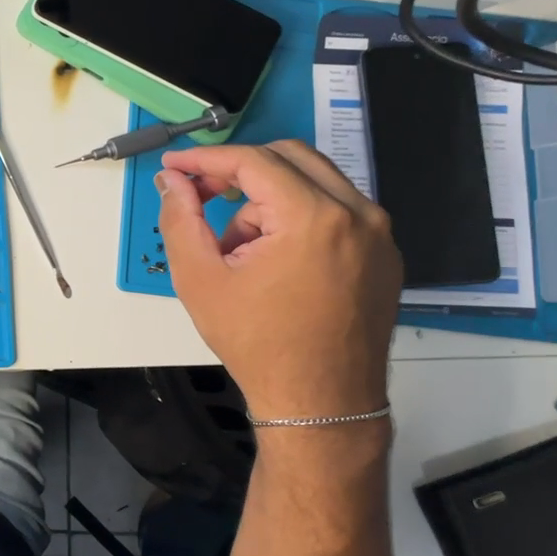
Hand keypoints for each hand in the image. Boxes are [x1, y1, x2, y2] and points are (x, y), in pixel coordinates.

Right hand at [157, 141, 402, 423]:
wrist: (320, 397)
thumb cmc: (255, 339)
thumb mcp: (199, 277)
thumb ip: (180, 218)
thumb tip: (172, 180)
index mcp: (314, 217)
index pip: (253, 162)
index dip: (205, 159)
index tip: (172, 166)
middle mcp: (358, 214)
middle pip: (290, 158)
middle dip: (237, 171)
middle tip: (199, 194)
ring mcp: (379, 234)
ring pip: (313, 183)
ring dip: (267, 197)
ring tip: (236, 246)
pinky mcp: (385, 253)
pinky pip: (336, 211)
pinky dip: (297, 216)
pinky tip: (271, 257)